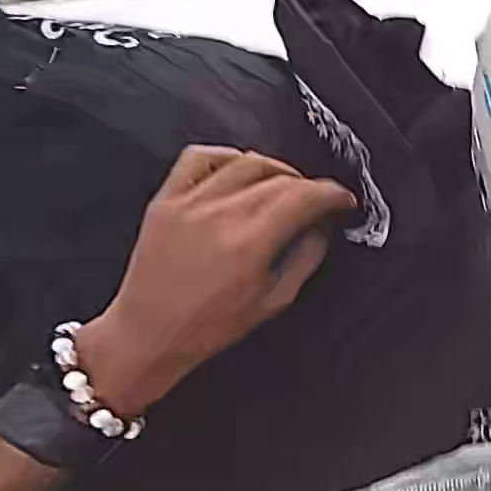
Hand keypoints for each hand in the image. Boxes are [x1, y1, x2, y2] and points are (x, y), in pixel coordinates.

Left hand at [76, 146, 355, 415]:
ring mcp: (190, 204)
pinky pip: (199, 157)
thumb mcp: (272, 302)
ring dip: (275, 169)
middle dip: (309, 186)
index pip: (304, 197)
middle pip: (279, 179)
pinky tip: (238, 168)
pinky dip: (226, 155)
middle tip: (317, 199)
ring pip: (245, 161)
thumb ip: (305, 259)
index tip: (341, 199)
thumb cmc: (208, 327)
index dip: (331, 193)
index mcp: (250, 245)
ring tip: (284, 184)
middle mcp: (220, 216)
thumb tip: (321, 229)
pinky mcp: (166, 200)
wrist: (149, 335)